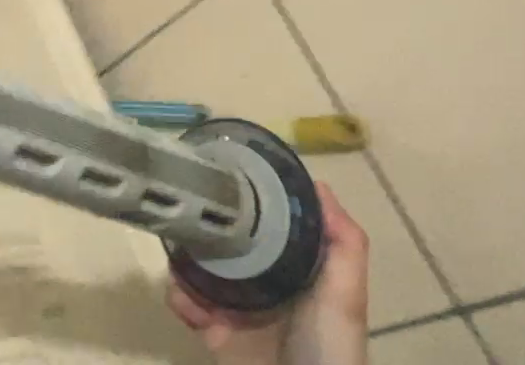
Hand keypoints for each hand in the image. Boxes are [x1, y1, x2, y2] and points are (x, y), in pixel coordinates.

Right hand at [168, 182, 370, 364]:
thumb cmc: (327, 351)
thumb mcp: (345, 299)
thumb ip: (344, 246)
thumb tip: (320, 185)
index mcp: (292, 271)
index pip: (263, 225)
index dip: (243, 203)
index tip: (222, 177)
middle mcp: (261, 283)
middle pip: (220, 242)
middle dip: (201, 231)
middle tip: (188, 221)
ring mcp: (233, 307)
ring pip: (193, 267)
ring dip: (182, 264)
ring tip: (182, 268)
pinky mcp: (210, 330)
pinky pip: (182, 301)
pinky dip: (179, 297)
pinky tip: (188, 305)